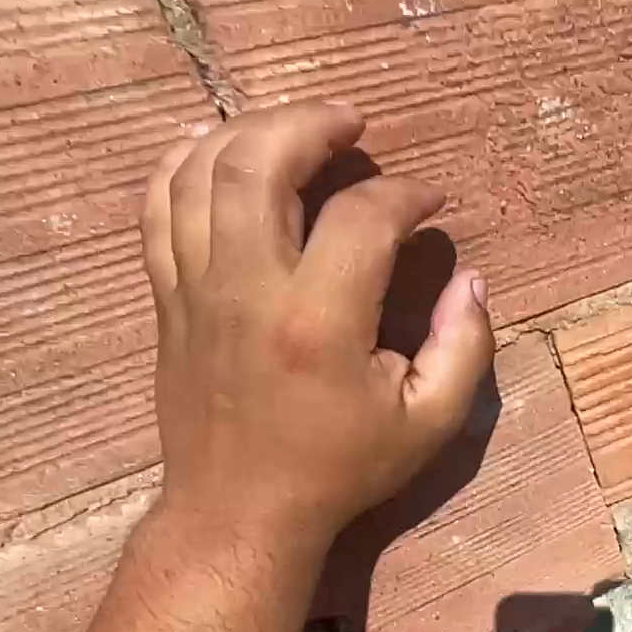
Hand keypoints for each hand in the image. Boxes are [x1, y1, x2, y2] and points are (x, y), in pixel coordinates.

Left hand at [142, 102, 493, 550]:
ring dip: (251, 130)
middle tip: (356, 123)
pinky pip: (159, 203)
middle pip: (258, 163)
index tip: (435, 202)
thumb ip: (464, 348)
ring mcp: (194, 287)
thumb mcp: (432, 423)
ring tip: (300, 127)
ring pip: (200, 170)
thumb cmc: (345, 468)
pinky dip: (187, 160)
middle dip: (311, 126)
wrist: (242, 508)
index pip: (363, 219)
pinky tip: (220, 147)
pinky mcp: (168, 295)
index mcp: (319, 323)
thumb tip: (471, 281)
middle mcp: (247, 288)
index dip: (407, 195)